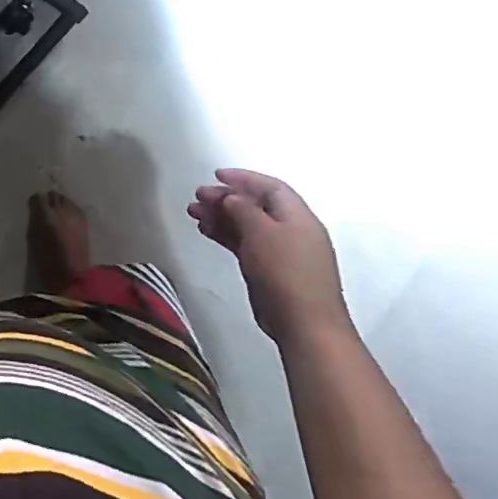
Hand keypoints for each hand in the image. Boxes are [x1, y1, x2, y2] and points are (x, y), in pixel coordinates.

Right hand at [188, 168, 350, 346]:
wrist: (304, 323)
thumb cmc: (284, 270)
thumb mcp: (261, 232)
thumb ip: (243, 209)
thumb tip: (231, 198)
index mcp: (297, 216)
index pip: (270, 187)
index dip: (244, 178)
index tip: (216, 175)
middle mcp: (290, 230)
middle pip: (255, 205)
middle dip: (226, 198)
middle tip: (198, 196)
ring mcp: (280, 251)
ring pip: (246, 224)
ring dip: (220, 216)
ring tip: (193, 212)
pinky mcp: (269, 269)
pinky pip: (244, 243)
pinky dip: (225, 234)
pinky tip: (206, 230)